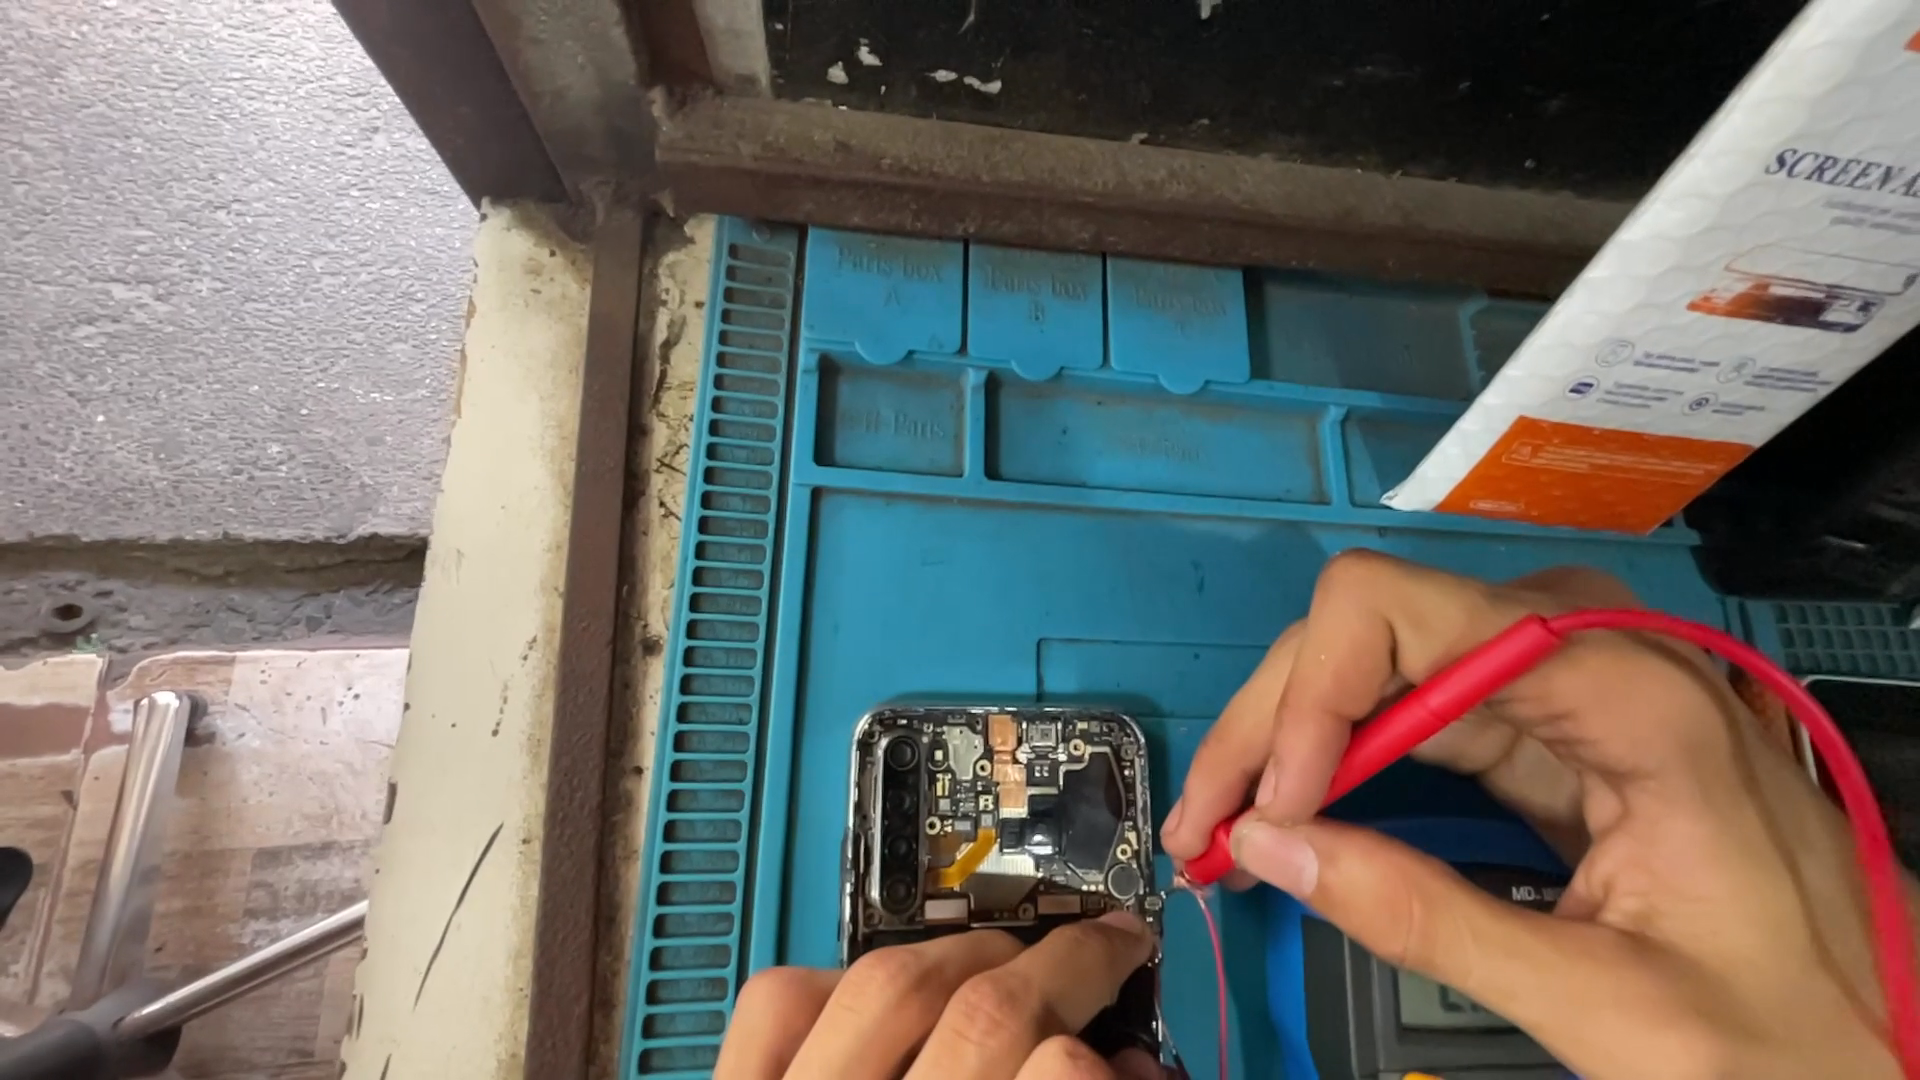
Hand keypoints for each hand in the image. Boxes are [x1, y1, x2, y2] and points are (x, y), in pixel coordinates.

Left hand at [716, 913, 1165, 1079]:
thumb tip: (1129, 1073)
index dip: (1098, 1061)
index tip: (1135, 1051)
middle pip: (983, 1017)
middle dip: (1065, 965)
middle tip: (1110, 946)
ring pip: (889, 982)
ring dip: (971, 953)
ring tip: (1015, 957)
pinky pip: (781, 1002)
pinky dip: (836, 978)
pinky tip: (882, 998)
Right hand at [1162, 551, 1909, 1077]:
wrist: (1905, 1053)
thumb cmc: (1810, 1047)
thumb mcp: (1622, 1010)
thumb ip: (1429, 920)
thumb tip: (1259, 845)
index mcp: (1615, 685)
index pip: (1390, 610)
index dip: (1308, 696)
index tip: (1274, 808)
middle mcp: (1560, 642)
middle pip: (1350, 633)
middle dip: (1267, 730)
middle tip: (1204, 829)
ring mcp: (1530, 671)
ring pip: (1351, 667)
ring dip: (1276, 746)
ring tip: (1220, 829)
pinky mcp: (1510, 714)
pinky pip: (1379, 711)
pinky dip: (1316, 763)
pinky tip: (1280, 812)